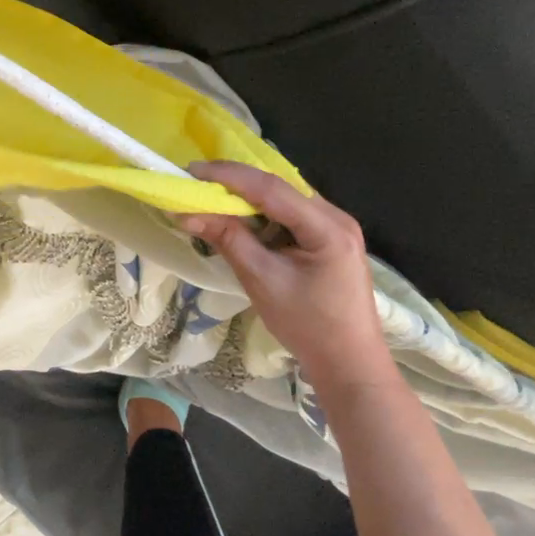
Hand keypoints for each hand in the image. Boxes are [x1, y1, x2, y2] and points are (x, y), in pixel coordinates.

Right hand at [179, 162, 390, 389]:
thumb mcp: (261, 280)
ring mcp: (335, 226)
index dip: (229, 176)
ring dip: (245, 196)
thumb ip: (227, 239)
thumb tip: (185, 212)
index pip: (271, 188)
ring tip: (210, 197)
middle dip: (234, 182)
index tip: (190, 171)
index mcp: (328, 228)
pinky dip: (260, 211)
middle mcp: (336, 217)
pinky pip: (288, 212)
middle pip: (278, 187)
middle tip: (195, 182)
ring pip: (282, 197)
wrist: (349, 364)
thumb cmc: (308, 325)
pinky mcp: (328, 237)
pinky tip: (239, 218)